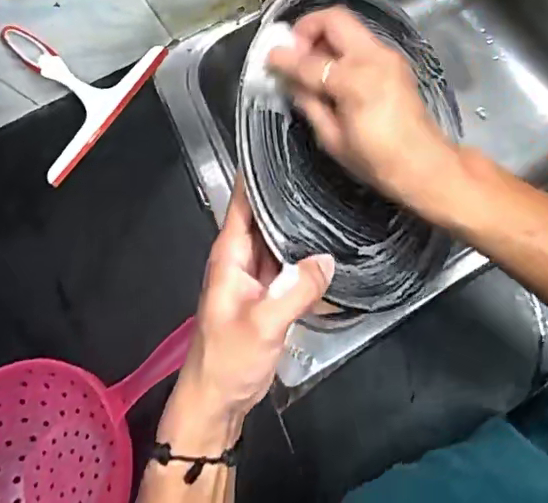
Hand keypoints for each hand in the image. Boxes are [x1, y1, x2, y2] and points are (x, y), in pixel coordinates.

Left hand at [161, 186, 332, 451]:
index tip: (280, 144)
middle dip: (286, 190)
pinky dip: (305, 249)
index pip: (242, 199)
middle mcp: (242, 256)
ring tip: (329, 193)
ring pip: (279, 236)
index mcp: (230, 253)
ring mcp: (256, 273)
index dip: (257, 171)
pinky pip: (289, 260)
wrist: (218, 402)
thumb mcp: (263, 324)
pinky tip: (327, 239)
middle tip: (320, 165)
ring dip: (298, 220)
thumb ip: (295, 290)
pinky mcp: (269, 291)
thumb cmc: (228, 360)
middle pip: (264, 212)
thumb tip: (327, 259)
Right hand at [265, 7, 463, 211]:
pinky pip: (360, 40)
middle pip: (334, 18)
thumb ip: (308, 100)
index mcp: (356, 80)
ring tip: (309, 61)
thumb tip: (288, 78)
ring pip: (349, 25)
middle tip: (293, 49)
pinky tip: (331, 70)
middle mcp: (374, 57)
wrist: (426, 166)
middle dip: (307, 28)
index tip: (269, 58)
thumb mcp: (332, 138)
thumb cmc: (377, 161)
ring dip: (324, 36)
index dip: (284, 59)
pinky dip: (340, 46)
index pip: (309, 61)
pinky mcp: (395, 60)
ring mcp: (388, 54)